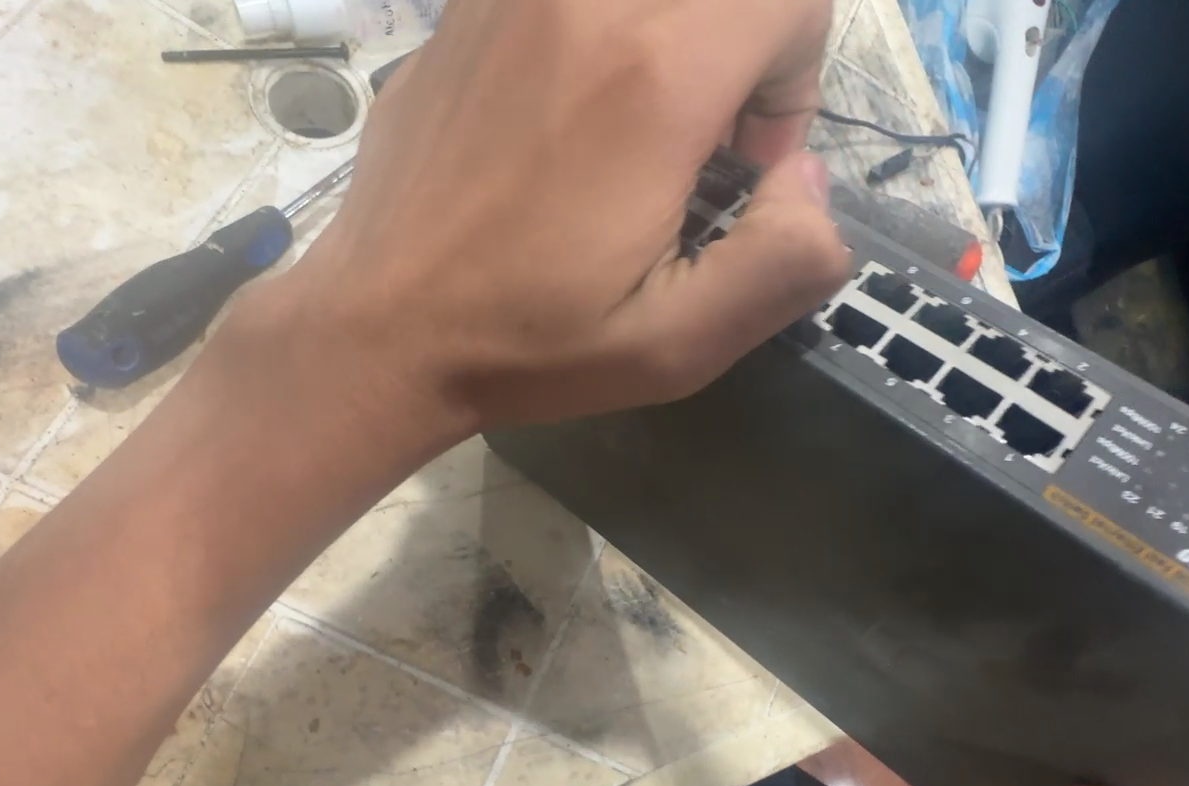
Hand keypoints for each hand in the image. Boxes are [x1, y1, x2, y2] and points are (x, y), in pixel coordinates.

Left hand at [227, 0, 851, 433]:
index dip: (795, 84)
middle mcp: (582, 1)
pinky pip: (566, 2)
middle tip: (693, 149)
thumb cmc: (531, 348)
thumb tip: (806, 180)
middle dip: (738, 52)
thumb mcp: (678, 346)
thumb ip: (785, 261)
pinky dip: (595, 40)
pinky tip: (559, 123)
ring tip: (629, 135)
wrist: (382, 332)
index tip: (742, 170)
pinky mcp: (459, 12)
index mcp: (652, 79)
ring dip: (669, 43)